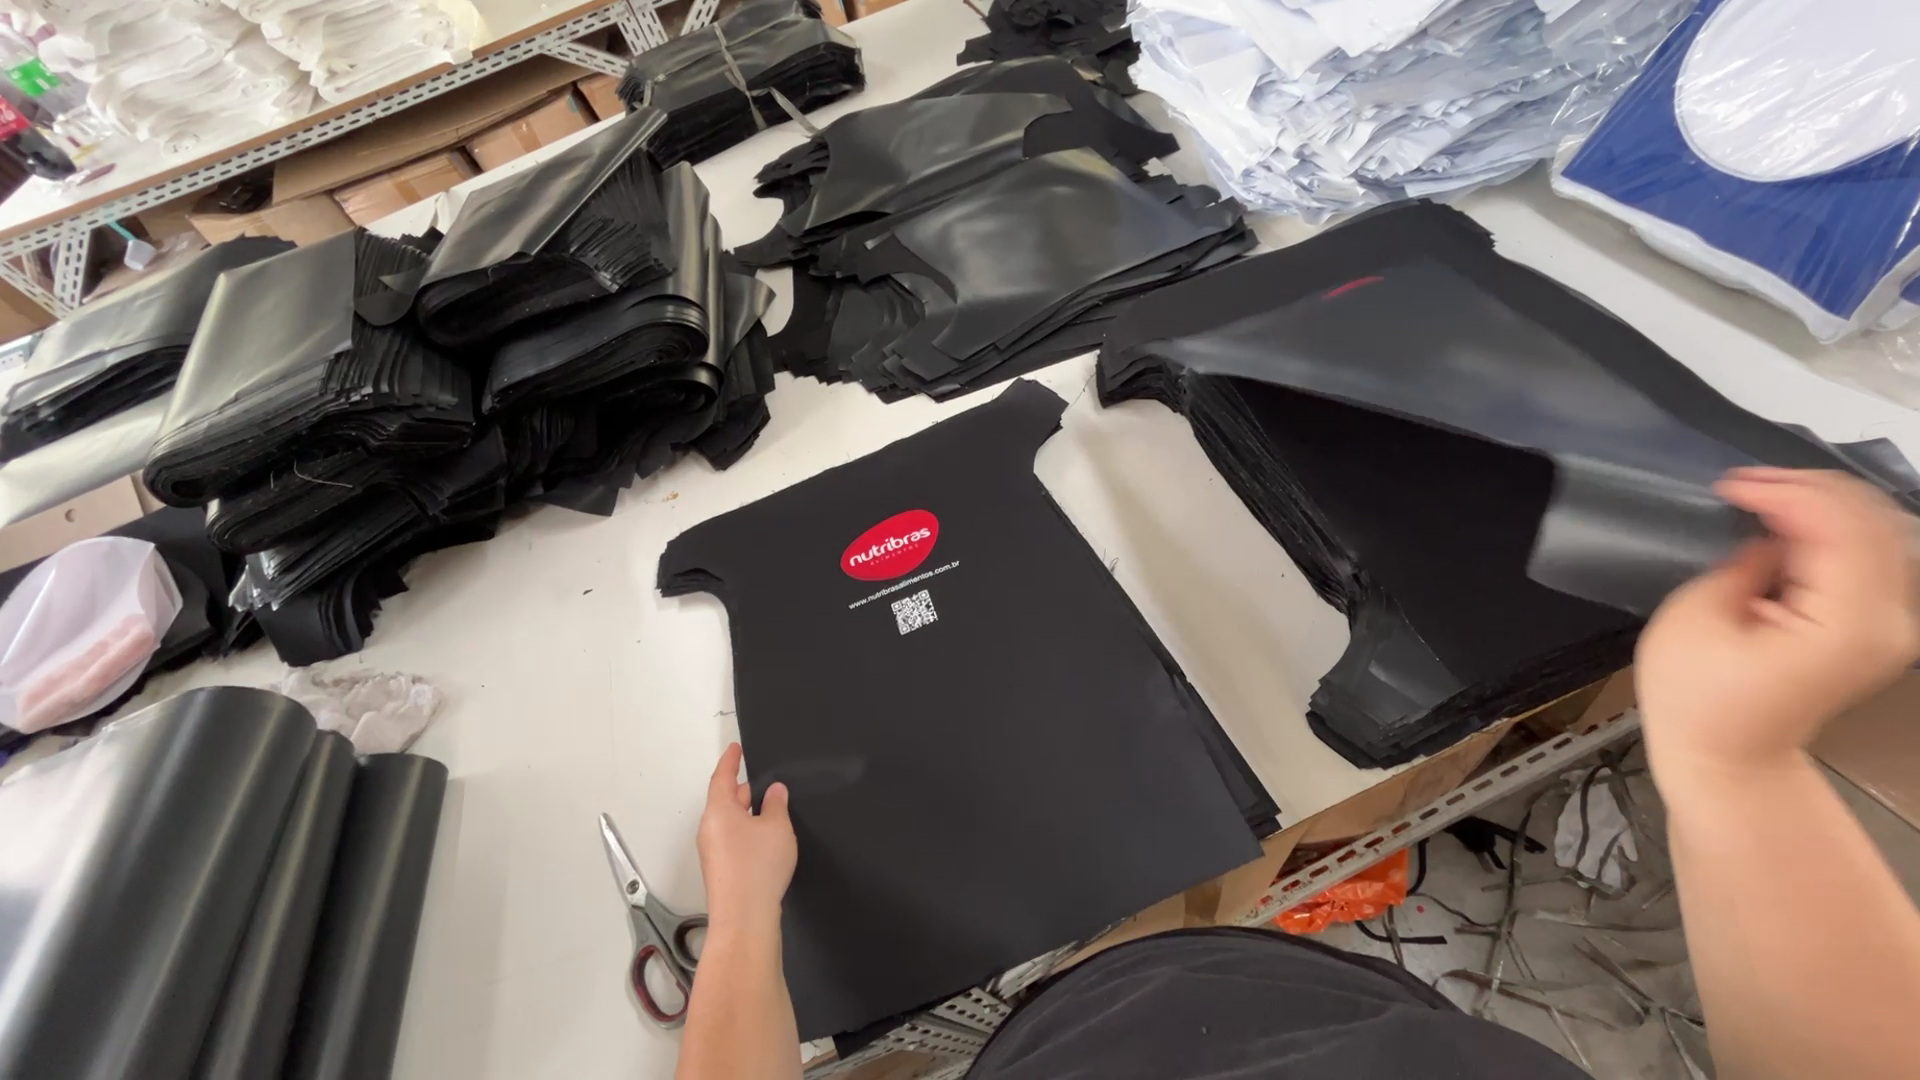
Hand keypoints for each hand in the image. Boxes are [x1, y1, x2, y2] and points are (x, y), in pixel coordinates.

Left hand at [696, 743, 795, 931]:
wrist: (744, 918)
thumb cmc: (758, 865)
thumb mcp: (777, 827)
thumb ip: (775, 804)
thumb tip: (774, 791)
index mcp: (718, 811)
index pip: (722, 777)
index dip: (730, 760)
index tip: (735, 748)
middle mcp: (709, 829)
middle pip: (724, 800)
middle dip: (741, 790)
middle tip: (759, 780)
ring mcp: (712, 852)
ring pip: (728, 822)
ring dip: (745, 812)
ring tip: (767, 808)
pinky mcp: (720, 870)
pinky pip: (731, 840)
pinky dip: (745, 831)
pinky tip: (764, 838)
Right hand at [1636, 468, 1919, 778]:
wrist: (1727, 752)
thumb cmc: (1696, 696)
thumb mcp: (1694, 618)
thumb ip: (1743, 567)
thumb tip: (1769, 541)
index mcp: (1844, 623)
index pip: (1841, 530)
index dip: (1787, 494)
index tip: (1731, 485)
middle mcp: (1888, 621)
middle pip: (1877, 525)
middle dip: (1811, 490)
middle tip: (1746, 481)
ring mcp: (1891, 625)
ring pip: (1883, 535)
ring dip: (1825, 505)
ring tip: (1763, 494)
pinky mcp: (1876, 626)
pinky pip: (1872, 558)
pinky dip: (1833, 529)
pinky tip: (1789, 523)